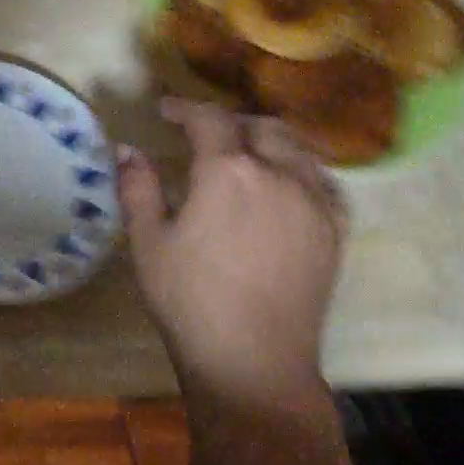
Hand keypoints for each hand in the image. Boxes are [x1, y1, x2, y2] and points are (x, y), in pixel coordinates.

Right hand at [116, 99, 345, 396]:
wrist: (252, 356)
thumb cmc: (186, 296)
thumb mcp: (147, 239)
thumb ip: (139, 187)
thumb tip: (127, 150)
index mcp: (228, 171)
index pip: (210, 119)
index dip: (184, 108)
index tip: (163, 111)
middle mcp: (280, 175)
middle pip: (263, 126)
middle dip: (230, 121)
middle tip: (201, 134)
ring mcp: (316, 202)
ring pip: (299, 150)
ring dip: (268, 141)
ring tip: (244, 154)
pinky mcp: (336, 231)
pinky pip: (323, 182)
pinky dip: (299, 170)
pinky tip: (281, 187)